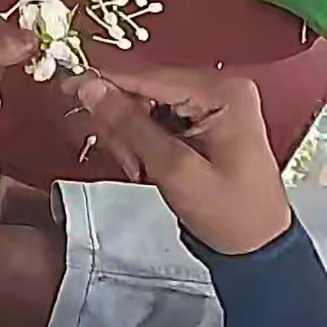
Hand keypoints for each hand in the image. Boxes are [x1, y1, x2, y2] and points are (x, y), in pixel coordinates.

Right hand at [66, 69, 290, 254]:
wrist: (257, 248)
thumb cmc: (228, 213)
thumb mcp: (174, 169)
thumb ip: (130, 125)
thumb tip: (91, 87)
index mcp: (222, 92)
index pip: (150, 78)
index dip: (106, 85)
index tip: (68, 89)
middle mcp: (218, 87)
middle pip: (146, 90)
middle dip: (124, 124)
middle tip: (124, 159)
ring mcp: (212, 102)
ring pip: (146, 104)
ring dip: (132, 136)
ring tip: (138, 168)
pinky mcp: (203, 117)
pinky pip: (158, 117)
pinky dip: (143, 140)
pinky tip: (144, 163)